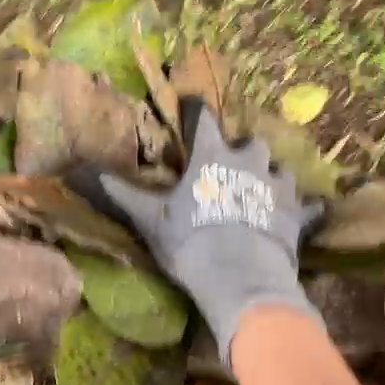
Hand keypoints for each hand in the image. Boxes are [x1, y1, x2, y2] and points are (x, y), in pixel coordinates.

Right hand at [98, 101, 322, 367]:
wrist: (240, 277)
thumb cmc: (190, 241)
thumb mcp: (149, 218)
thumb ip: (119, 193)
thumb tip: (75, 172)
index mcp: (213, 154)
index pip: (204, 119)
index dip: (196, 112)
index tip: (191, 106)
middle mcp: (251, 161)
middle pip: (250, 142)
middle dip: (241, 150)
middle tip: (229, 167)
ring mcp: (280, 187)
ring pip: (280, 171)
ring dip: (270, 178)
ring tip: (260, 193)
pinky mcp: (300, 216)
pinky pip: (309, 207)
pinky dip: (304, 211)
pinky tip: (301, 217)